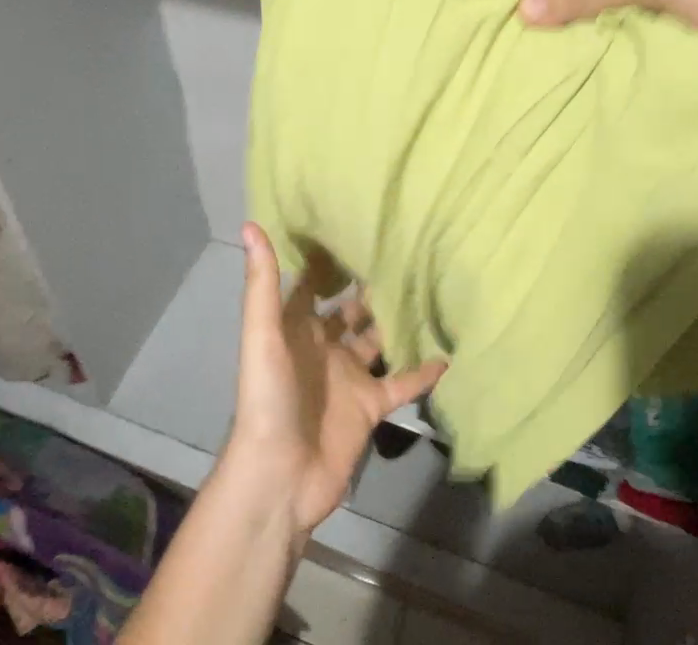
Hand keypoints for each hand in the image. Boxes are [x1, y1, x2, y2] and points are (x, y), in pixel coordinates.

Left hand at [224, 224, 446, 537]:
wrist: (281, 475)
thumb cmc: (268, 399)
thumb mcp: (262, 336)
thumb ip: (263, 284)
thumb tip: (249, 225)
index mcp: (294, 328)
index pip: (310, 285)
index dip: (325, 258)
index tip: (352, 222)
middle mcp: (323, 347)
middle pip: (350, 310)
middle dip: (371, 285)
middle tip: (406, 250)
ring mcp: (349, 377)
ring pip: (379, 341)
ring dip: (400, 321)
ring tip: (432, 288)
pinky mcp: (371, 405)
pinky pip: (402, 383)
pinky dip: (423, 371)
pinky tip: (448, 352)